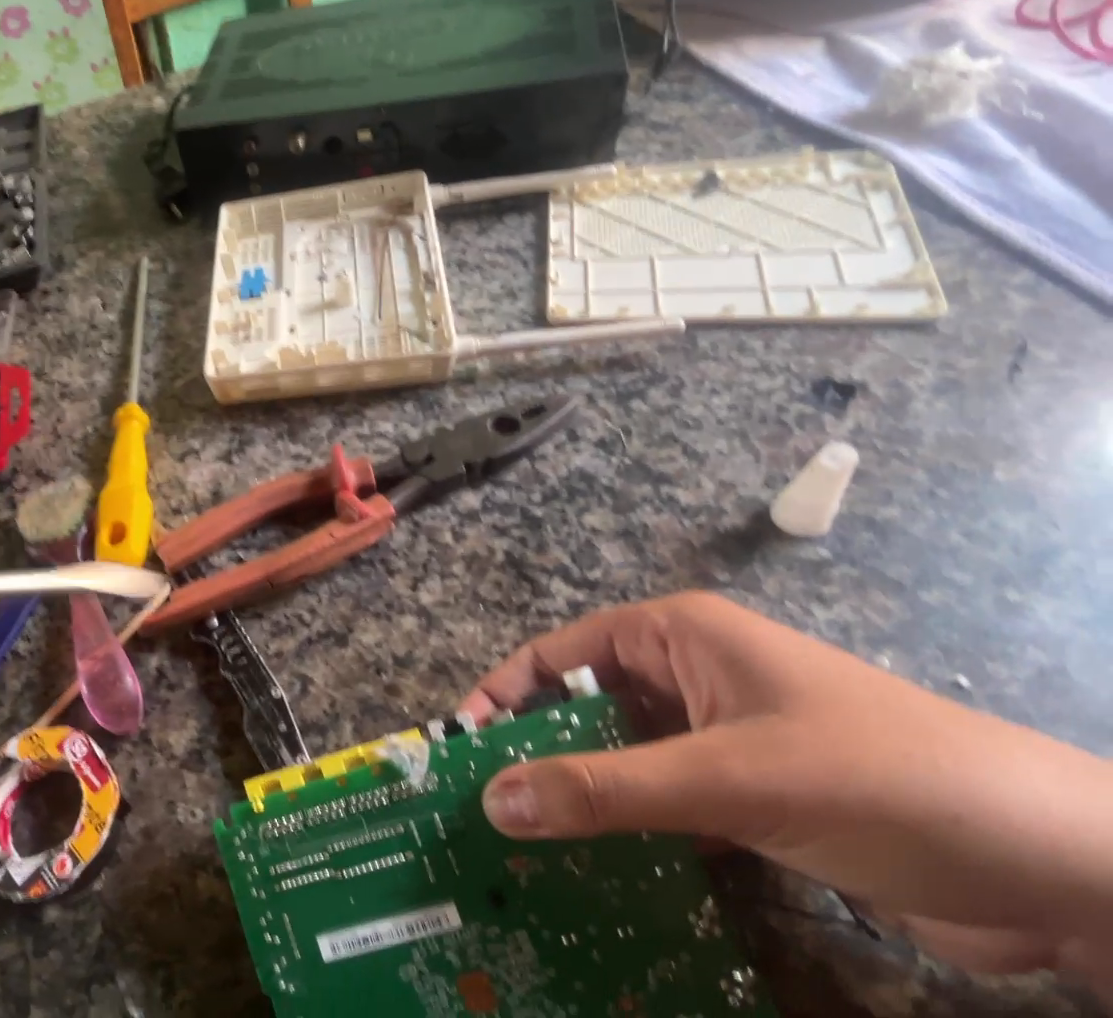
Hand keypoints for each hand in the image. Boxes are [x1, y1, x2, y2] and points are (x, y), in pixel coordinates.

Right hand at [462, 592, 1112, 993]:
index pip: (559, 654)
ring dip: (574, 798)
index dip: (501, 695)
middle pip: (582, 707)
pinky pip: (659, 803)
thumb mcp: (730, 779)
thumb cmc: (882, 780)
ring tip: (517, 850)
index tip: (456, 752)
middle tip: (476, 813)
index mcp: (679, 635)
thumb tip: (490, 802)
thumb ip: (605, 789)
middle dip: (530, 753)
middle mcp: (690, 676)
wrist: (1060, 866)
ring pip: (618, 759)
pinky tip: (588, 873)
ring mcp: (721, 738)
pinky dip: (622, 831)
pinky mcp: (748, 796)